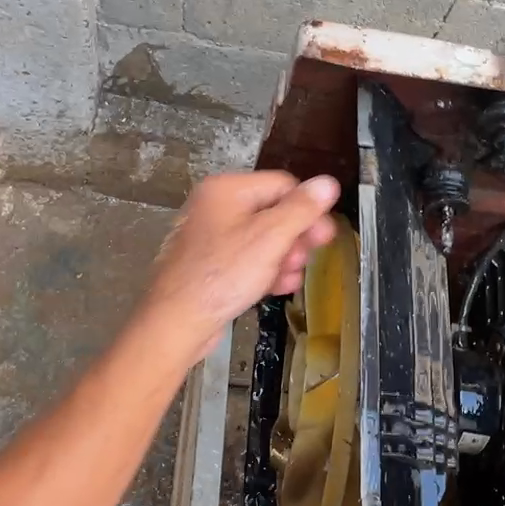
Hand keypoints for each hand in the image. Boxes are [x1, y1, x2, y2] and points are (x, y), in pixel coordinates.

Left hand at [134, 172, 341, 363]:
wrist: (177, 321)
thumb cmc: (221, 276)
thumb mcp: (270, 238)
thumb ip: (301, 209)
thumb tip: (327, 183)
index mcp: (226, 190)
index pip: (282, 185)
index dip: (307, 208)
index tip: (324, 234)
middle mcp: (214, 207)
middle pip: (271, 211)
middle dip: (296, 235)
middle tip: (312, 255)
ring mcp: (210, 237)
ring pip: (261, 238)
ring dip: (284, 255)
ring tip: (294, 274)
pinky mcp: (210, 264)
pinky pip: (246, 259)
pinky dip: (265, 269)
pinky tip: (280, 285)